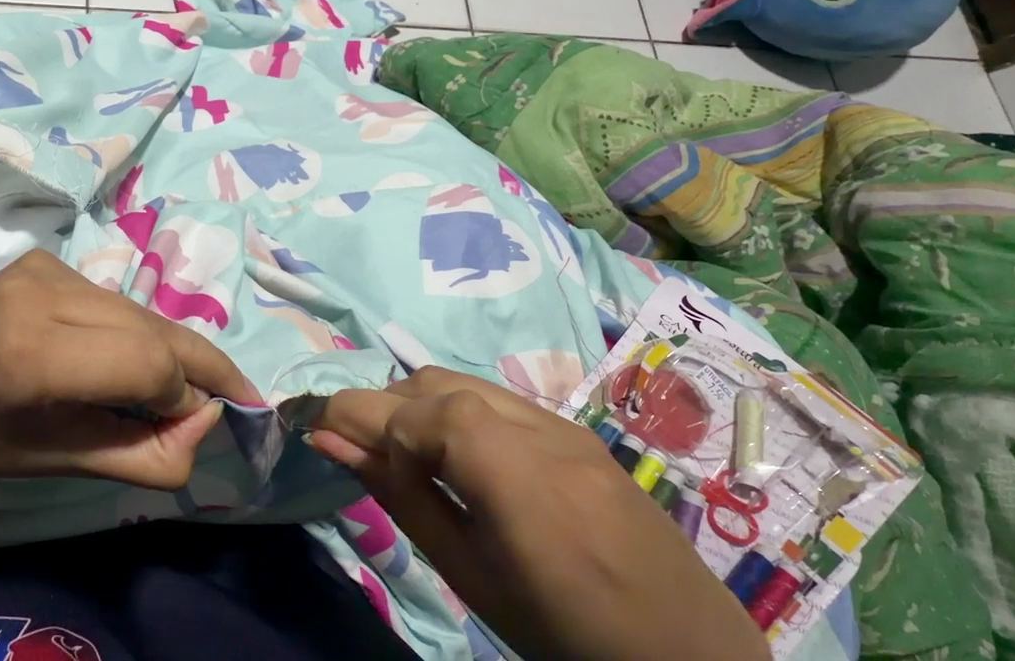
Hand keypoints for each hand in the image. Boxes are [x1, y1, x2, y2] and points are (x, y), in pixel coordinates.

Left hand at [0, 250, 259, 490]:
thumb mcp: (64, 464)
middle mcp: (38, 293)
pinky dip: (125, 328)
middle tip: (217, 400)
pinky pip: (109, 296)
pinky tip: (103, 353)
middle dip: (191, 368)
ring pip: (135, 309)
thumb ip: (148, 456)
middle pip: (151, 328)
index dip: (183, 397)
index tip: (181, 425)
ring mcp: (38, 266)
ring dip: (159, 347)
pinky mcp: (39, 257)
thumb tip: (209, 417)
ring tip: (151, 386)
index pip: (148, 362)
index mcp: (32, 354)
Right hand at [311, 368, 768, 660]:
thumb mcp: (468, 573)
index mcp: (516, 475)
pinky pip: (498, 399)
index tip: (339, 452)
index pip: (415, 411)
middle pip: (436, 384)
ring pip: (465, 382)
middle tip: (358, 451)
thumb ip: (398, 496)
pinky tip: (458, 456)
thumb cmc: (563, 631)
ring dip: (419, 405)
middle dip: (386, 408)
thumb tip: (328, 440)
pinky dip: (458, 412)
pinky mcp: (579, 433)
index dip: (366, 425)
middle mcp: (542, 430)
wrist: (686, 655)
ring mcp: (566, 425)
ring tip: (406, 455)